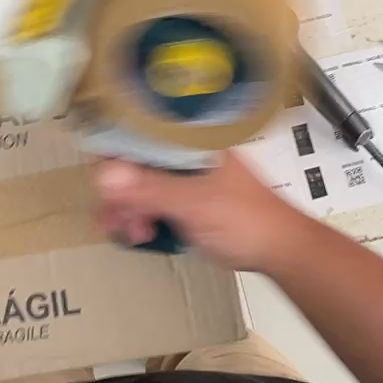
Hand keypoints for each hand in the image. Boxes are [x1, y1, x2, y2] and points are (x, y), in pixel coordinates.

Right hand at [90, 154, 330, 274]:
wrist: (281, 250)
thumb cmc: (249, 221)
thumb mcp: (193, 204)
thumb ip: (150, 189)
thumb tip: (105, 175)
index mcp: (190, 141)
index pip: (138, 132)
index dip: (113, 155)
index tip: (101, 183)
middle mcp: (186, 152)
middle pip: (135, 161)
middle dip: (120, 192)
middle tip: (115, 217)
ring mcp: (187, 175)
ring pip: (142, 184)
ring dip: (128, 209)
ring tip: (132, 232)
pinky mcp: (189, 198)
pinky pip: (154, 201)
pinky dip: (142, 217)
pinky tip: (142, 234)